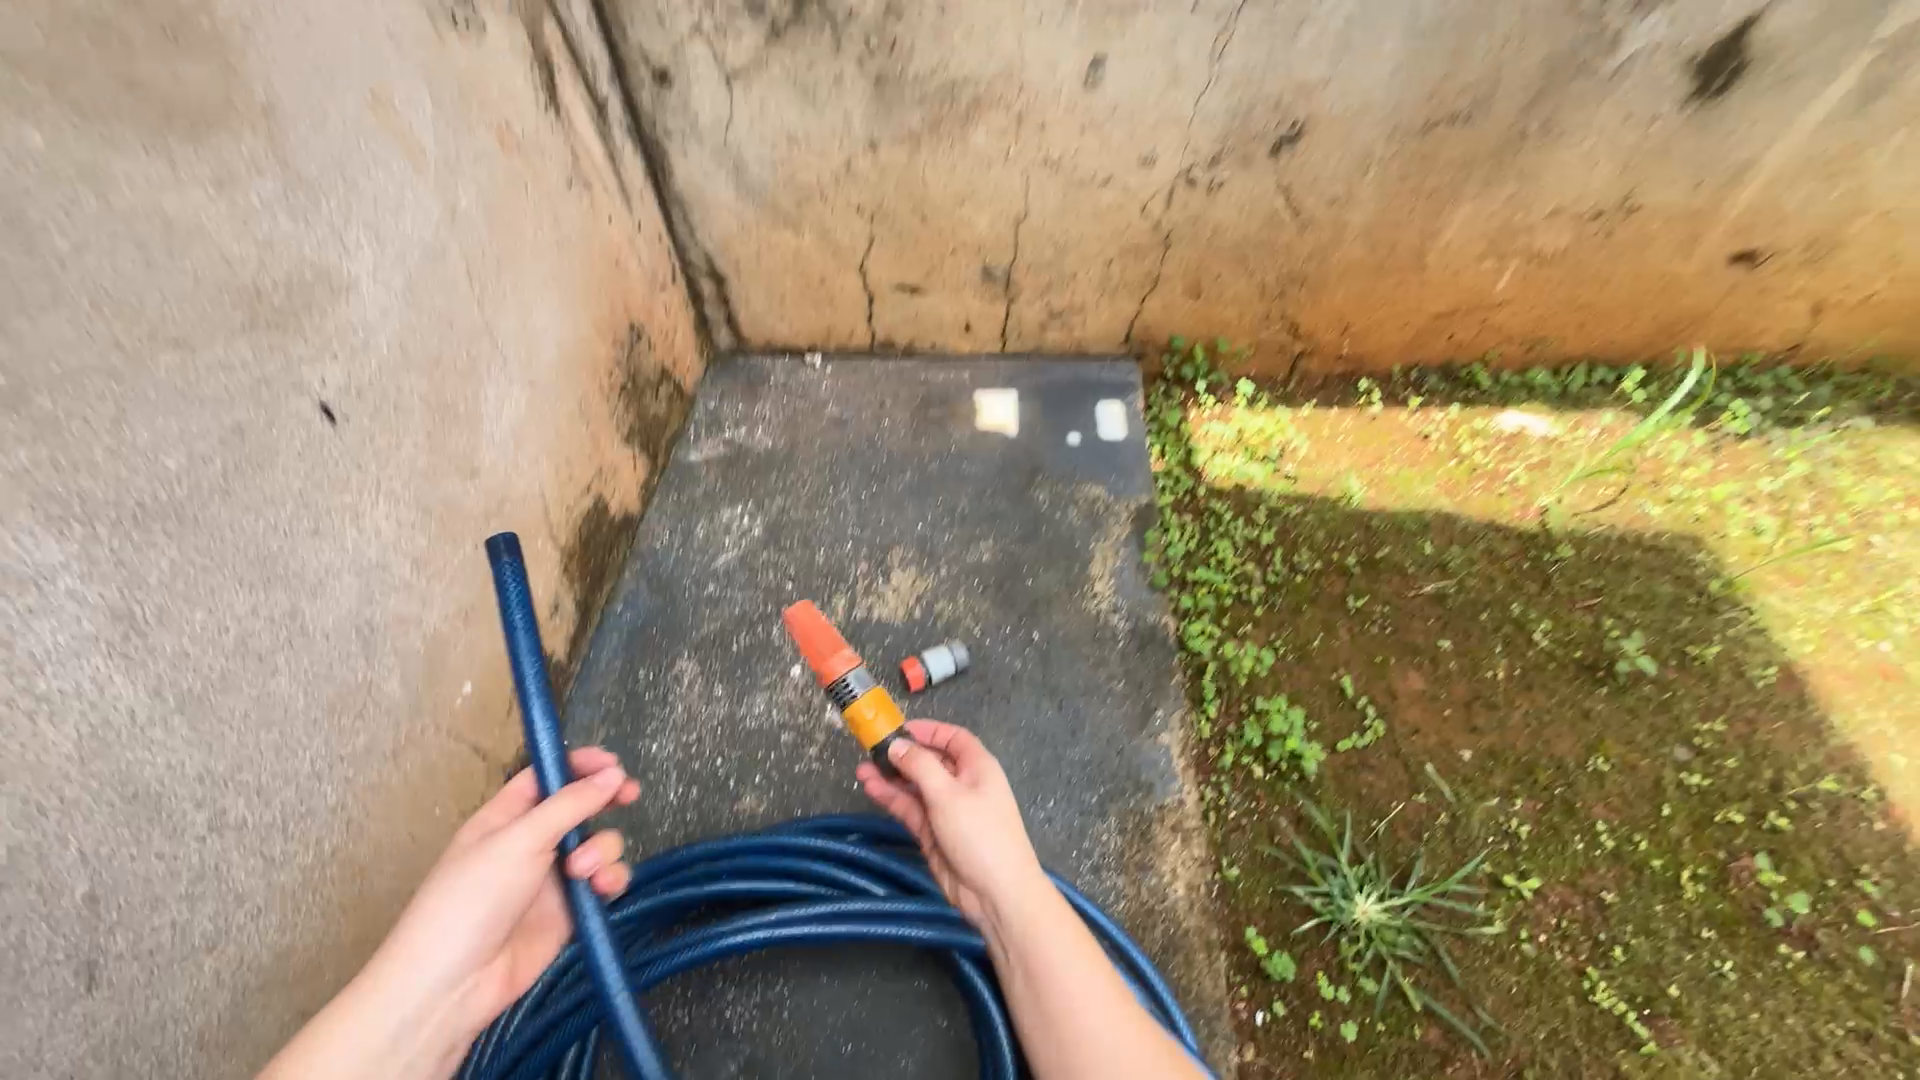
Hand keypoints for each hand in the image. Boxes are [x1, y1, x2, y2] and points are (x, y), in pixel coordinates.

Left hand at [260, 747, 640, 1079]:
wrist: (454, 985)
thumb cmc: (470, 901)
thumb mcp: (519, 840)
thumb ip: (571, 804)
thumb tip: (613, 773)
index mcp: (507, 818)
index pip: (548, 778)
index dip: (580, 766)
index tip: (612, 763)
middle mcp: (532, 842)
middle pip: (581, 807)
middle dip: (606, 800)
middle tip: (629, 795)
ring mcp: (553, 876)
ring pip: (598, 844)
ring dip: (601, 850)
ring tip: (583, 871)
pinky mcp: (571, 908)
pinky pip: (604, 881)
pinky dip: (610, 879)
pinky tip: (602, 888)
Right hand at [855, 720, 1047, 931]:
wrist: (996, 894)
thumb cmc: (980, 834)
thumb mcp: (948, 794)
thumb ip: (919, 766)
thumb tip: (896, 744)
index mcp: (977, 766)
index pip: (952, 738)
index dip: (927, 730)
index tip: (898, 728)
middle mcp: (962, 784)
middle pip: (930, 761)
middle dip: (903, 755)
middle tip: (870, 749)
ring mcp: (947, 810)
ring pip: (916, 786)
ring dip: (891, 778)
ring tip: (861, 770)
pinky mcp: (933, 833)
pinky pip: (910, 809)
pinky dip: (892, 798)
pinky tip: (871, 788)